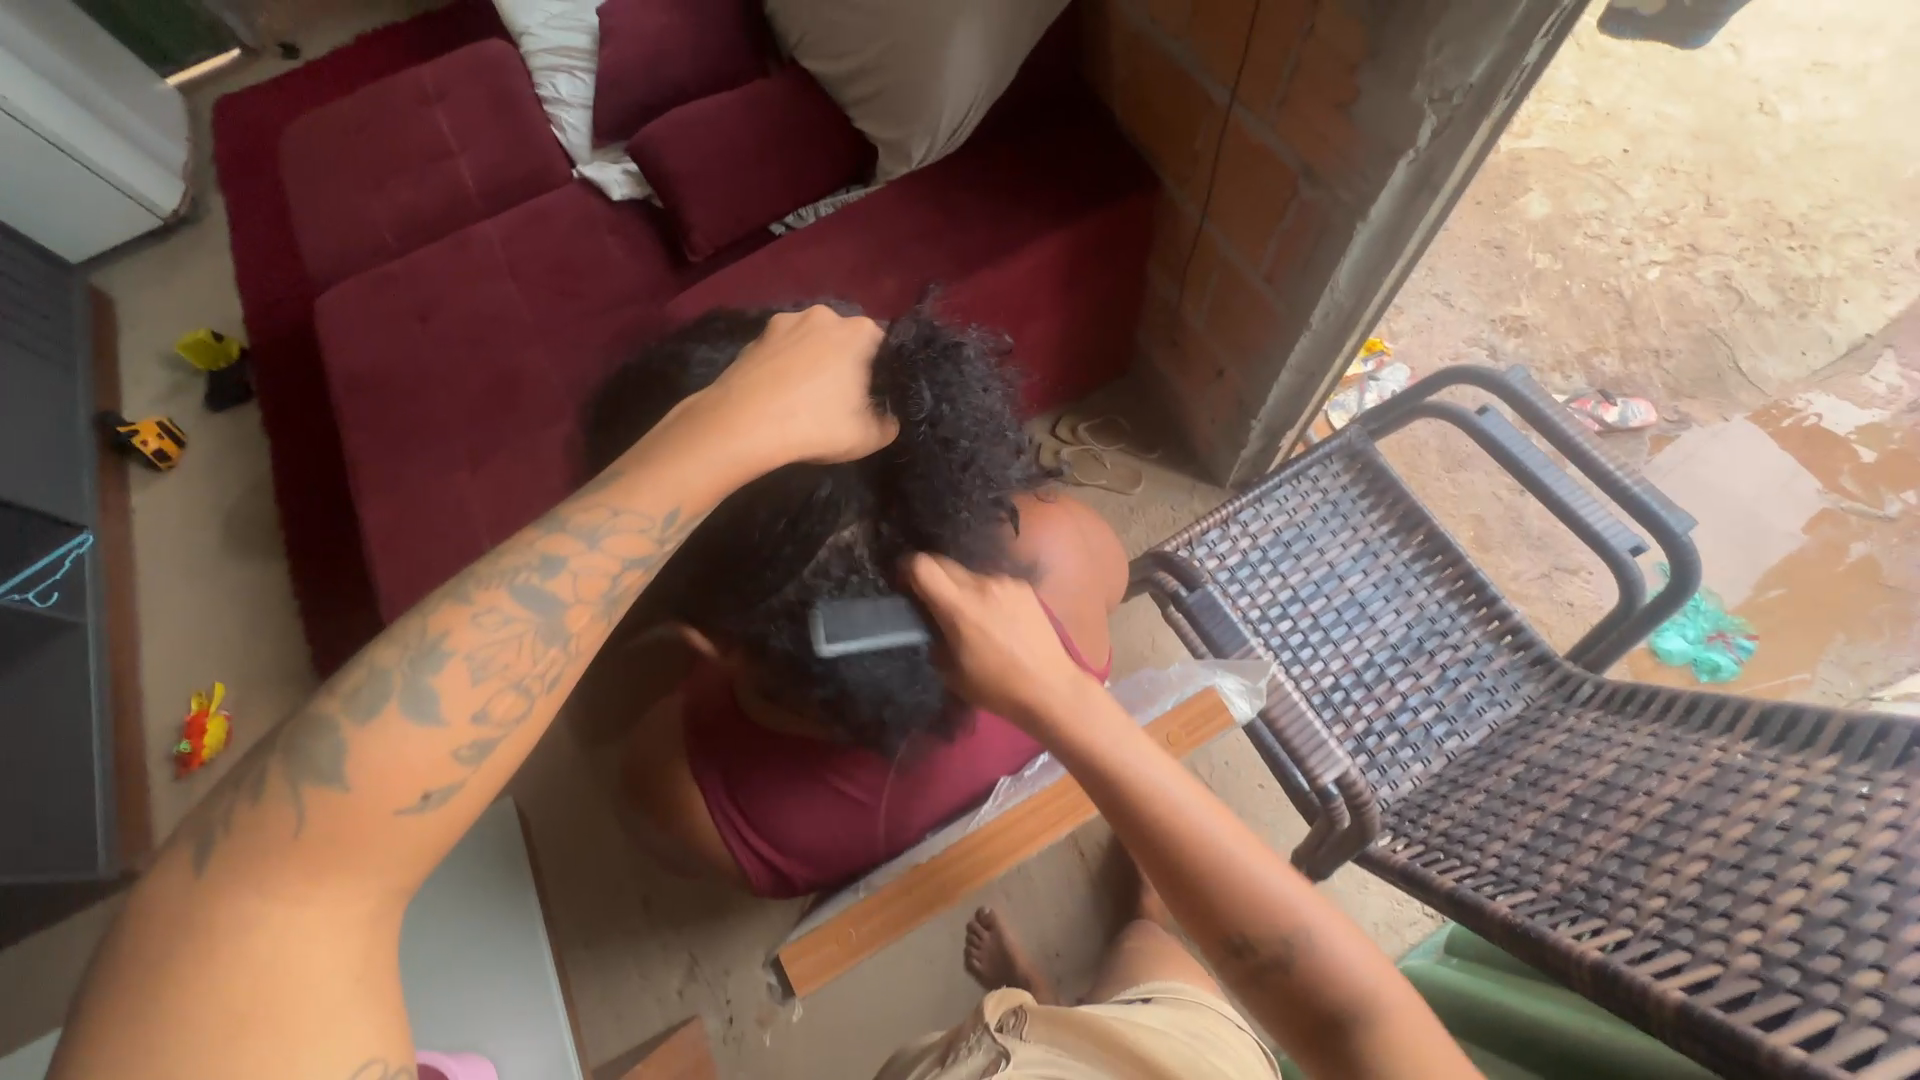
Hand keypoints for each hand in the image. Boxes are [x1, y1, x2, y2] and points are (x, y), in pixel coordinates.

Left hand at [705, 305, 899, 465]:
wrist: (741, 426)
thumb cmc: (815, 425)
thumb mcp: (867, 437)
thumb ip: (887, 425)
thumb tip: (887, 419)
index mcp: (857, 331)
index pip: (882, 345)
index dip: (881, 371)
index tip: (873, 395)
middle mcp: (822, 316)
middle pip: (843, 339)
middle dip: (844, 363)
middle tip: (840, 399)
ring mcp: (783, 323)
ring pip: (809, 343)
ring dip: (811, 363)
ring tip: (805, 398)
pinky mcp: (753, 339)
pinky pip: (780, 352)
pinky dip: (783, 369)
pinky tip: (779, 397)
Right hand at [904, 553, 1099, 730]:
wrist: (1050, 687)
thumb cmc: (996, 687)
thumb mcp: (951, 671)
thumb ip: (935, 637)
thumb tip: (930, 622)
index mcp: (959, 606)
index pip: (922, 565)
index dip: (907, 568)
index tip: (903, 582)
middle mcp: (982, 585)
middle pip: (944, 564)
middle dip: (932, 578)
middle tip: (931, 601)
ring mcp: (1006, 583)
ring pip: (970, 575)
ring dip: (962, 588)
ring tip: (971, 618)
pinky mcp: (1025, 588)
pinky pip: (994, 584)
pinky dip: (987, 595)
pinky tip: (998, 620)